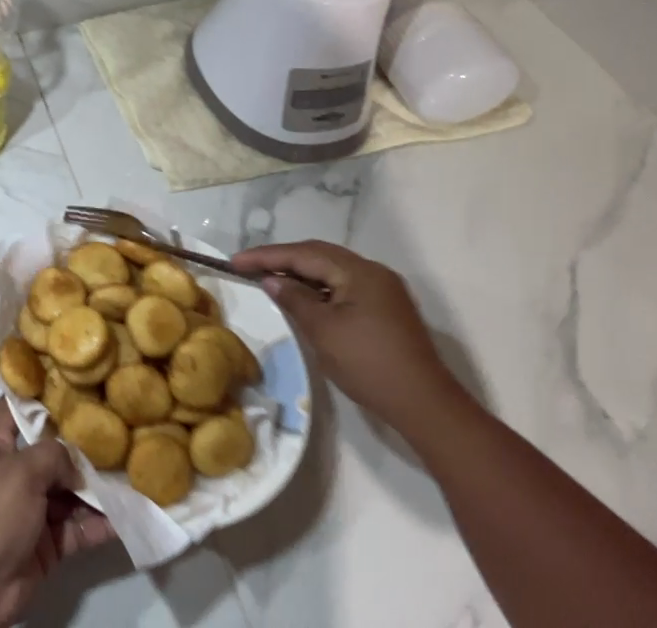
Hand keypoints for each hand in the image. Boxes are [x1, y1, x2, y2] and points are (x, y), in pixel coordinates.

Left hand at [0, 400, 116, 626]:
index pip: (13, 412)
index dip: (35, 396)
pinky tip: (130, 516)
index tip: (68, 385)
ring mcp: (34, 510)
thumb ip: (53, 456)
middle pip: (52, 454)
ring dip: (99, 489)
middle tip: (121, 434)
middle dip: (83, 448)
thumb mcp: (20, 471)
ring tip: (135, 475)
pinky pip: (81, 529)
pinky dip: (103, 525)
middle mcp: (17, 475)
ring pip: (71, 492)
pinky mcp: (49, 543)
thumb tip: (76, 464)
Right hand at [232, 240, 469, 431]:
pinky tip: (301, 297)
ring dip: (299, 273)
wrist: (423, 403)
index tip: (234, 261)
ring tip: (268, 279)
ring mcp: (382, 290)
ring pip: (332, 270)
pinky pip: (343, 286)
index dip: (266, 256)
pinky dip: (317, 287)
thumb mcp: (322, 330)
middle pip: (319, 255)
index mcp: (359, 272)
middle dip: (282, 259)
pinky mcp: (385, 308)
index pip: (303, 254)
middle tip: (248, 266)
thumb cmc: (368, 363)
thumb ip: (294, 299)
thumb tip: (272, 280)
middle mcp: (373, 272)